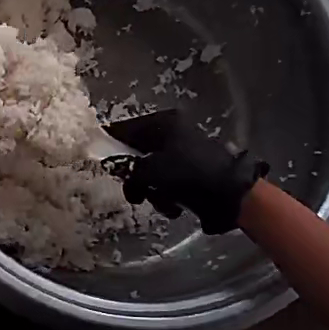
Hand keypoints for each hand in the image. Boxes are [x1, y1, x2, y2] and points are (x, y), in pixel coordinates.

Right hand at [107, 109, 267, 234]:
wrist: (233, 196)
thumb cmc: (189, 175)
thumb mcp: (152, 171)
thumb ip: (128, 170)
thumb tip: (115, 168)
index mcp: (164, 123)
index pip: (125, 128)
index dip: (109, 143)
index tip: (95, 157)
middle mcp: (174, 132)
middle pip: (137, 153)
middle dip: (136, 177)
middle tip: (136, 192)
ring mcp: (184, 152)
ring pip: (152, 171)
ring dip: (153, 192)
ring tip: (163, 203)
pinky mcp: (191, 171)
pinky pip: (167, 182)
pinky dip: (167, 196)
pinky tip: (175, 207)